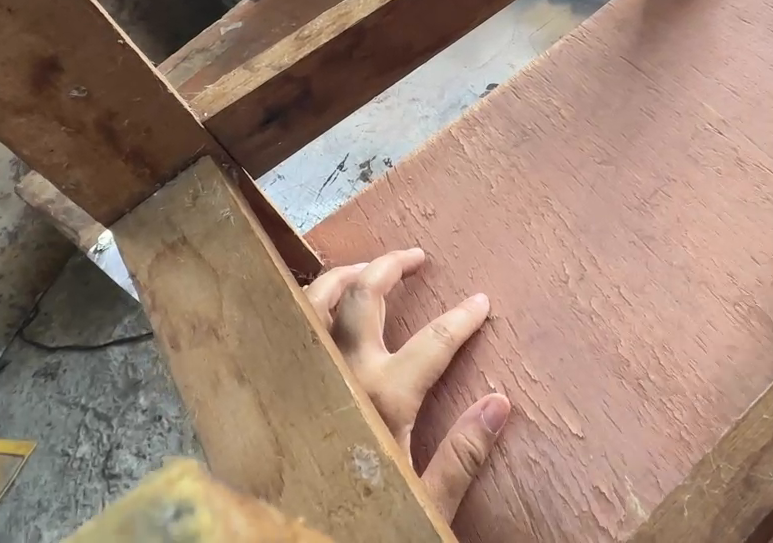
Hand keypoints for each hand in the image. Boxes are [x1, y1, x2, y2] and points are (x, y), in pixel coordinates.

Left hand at [305, 248, 509, 519]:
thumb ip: (462, 454)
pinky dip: (306, 302)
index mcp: (383, 399)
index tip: (481, 301)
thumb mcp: (425, 505)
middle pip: (365, 295)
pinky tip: (320, 306)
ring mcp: (302, 375)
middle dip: (392, 265)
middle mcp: (341, 374)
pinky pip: (286, 326)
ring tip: (367, 268)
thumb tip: (500, 402)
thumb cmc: (362, 526)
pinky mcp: (272, 387)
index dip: (463, 317)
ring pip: (317, 299)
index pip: (435, 340)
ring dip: (345, 274)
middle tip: (415, 256)